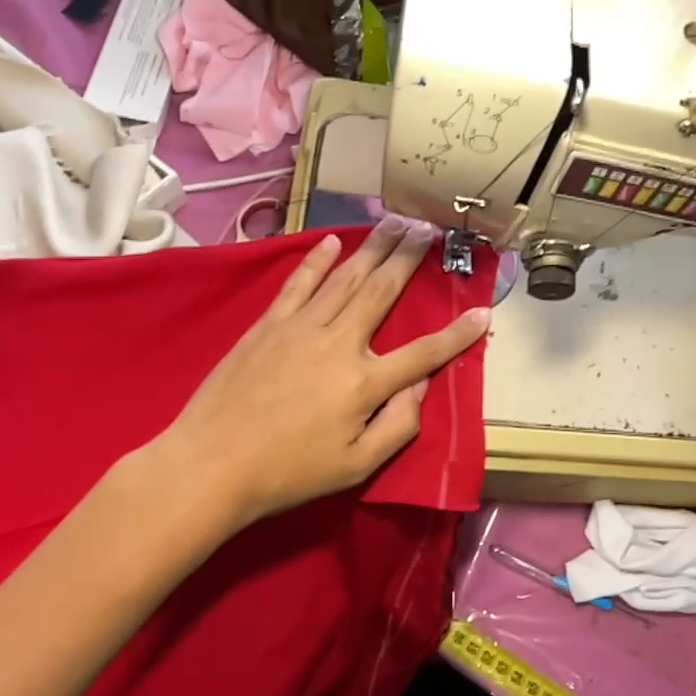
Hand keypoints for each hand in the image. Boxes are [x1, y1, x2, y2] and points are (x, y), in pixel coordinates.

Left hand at [130, 217, 489, 538]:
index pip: (423, 352)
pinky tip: (333, 242)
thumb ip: (399, 424)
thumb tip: (421, 384)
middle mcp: (338, 343)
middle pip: (382, 292)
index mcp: (365, 382)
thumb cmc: (289, 472)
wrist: (212, 464)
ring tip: (395, 222)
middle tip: (428, 228)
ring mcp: (301, 328)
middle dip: (409, 258)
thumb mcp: (357, 465)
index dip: (457, 334)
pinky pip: (299, 284)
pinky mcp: (269, 325)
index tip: (483, 312)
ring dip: (374, 248)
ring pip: (346, 278)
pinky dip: (318, 261)